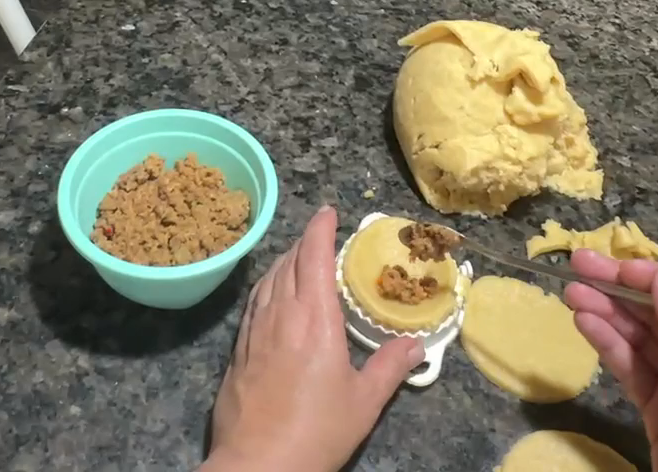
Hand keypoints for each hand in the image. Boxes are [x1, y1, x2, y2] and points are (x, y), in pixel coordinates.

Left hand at [202, 206, 421, 471]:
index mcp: (314, 316)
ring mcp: (256, 328)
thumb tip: (417, 345)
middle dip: (306, 241)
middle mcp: (282, 311)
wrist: (257, 465)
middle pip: (290, 260)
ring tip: (299, 257)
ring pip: (269, 277)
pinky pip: (255, 300)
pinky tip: (272, 293)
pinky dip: (268, 284)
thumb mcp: (363, 403)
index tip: (329, 211)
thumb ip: (390, 368)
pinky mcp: (240, 346)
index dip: (321, 228)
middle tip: (322, 236)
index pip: (314, 255)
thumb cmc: (315, 431)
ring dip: (286, 259)